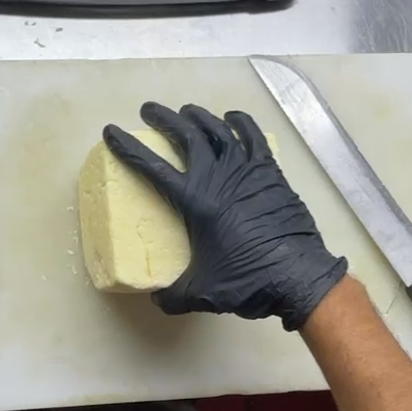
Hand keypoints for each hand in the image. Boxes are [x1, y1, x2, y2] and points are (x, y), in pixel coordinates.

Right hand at [104, 102, 346, 330]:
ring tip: (186, 111)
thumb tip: (157, 299)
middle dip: (164, 119)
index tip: (112, 132)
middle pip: (187, 135)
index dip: (129, 148)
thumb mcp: (202, 294)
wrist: (298, 276)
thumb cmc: (248, 281)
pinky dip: (240, 123)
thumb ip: (173, 296)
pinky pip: (253, 138)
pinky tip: (232, 118)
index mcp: (196, 201)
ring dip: (199, 117)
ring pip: (218, 130)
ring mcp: (247, 171)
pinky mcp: (270, 173)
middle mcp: (219, 177)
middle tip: (149, 111)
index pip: (153, 167)